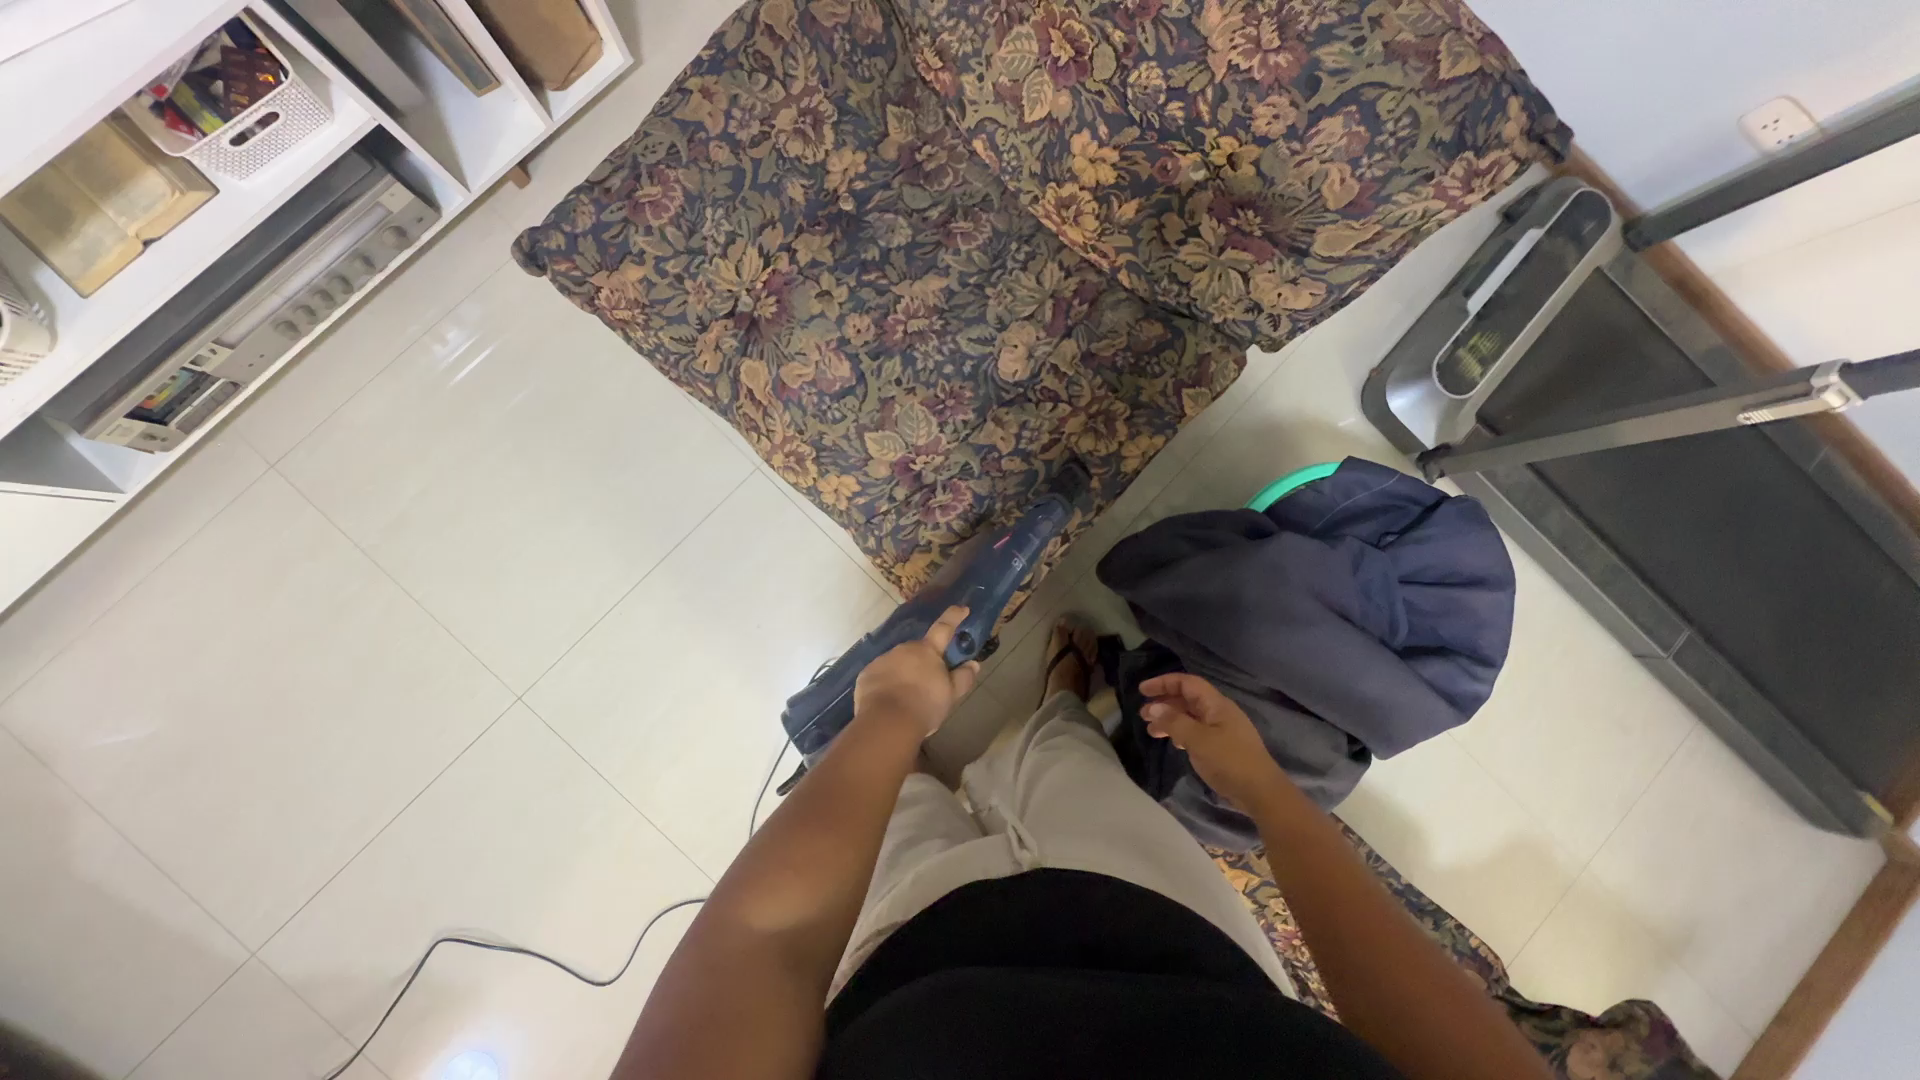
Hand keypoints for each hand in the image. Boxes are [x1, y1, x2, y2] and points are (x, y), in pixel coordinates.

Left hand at [853, 606, 980, 737]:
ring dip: (904, 673)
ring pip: (898, 662)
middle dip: (923, 661)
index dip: (954, 617)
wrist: (887, 722)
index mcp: (927, 651)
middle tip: (928, 682)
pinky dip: (887, 683)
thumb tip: (973, 664)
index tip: (961, 608)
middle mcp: (904, 649)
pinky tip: (890, 700)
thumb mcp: (951, 695)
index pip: (944, 628)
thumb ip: (963, 678)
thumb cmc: (924, 706)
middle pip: (918, 651)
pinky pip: (881, 674)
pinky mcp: (867, 674)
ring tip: (908, 696)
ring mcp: (883, 660)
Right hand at [1139, 673, 1292, 811]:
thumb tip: (1154, 708)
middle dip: (1164, 703)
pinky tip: (1173, 743)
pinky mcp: (1222, 747)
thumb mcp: (1197, 739)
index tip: (1142, 690)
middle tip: (1143, 715)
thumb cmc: (1229, 761)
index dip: (1164, 683)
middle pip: (1187, 699)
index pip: (1187, 683)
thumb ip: (1174, 722)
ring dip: (1170, 720)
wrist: (1260, 792)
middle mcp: (1219, 713)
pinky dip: (1181, 734)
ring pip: (1190, 717)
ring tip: (1151, 732)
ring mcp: (1221, 730)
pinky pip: (1196, 732)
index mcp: (1216, 704)